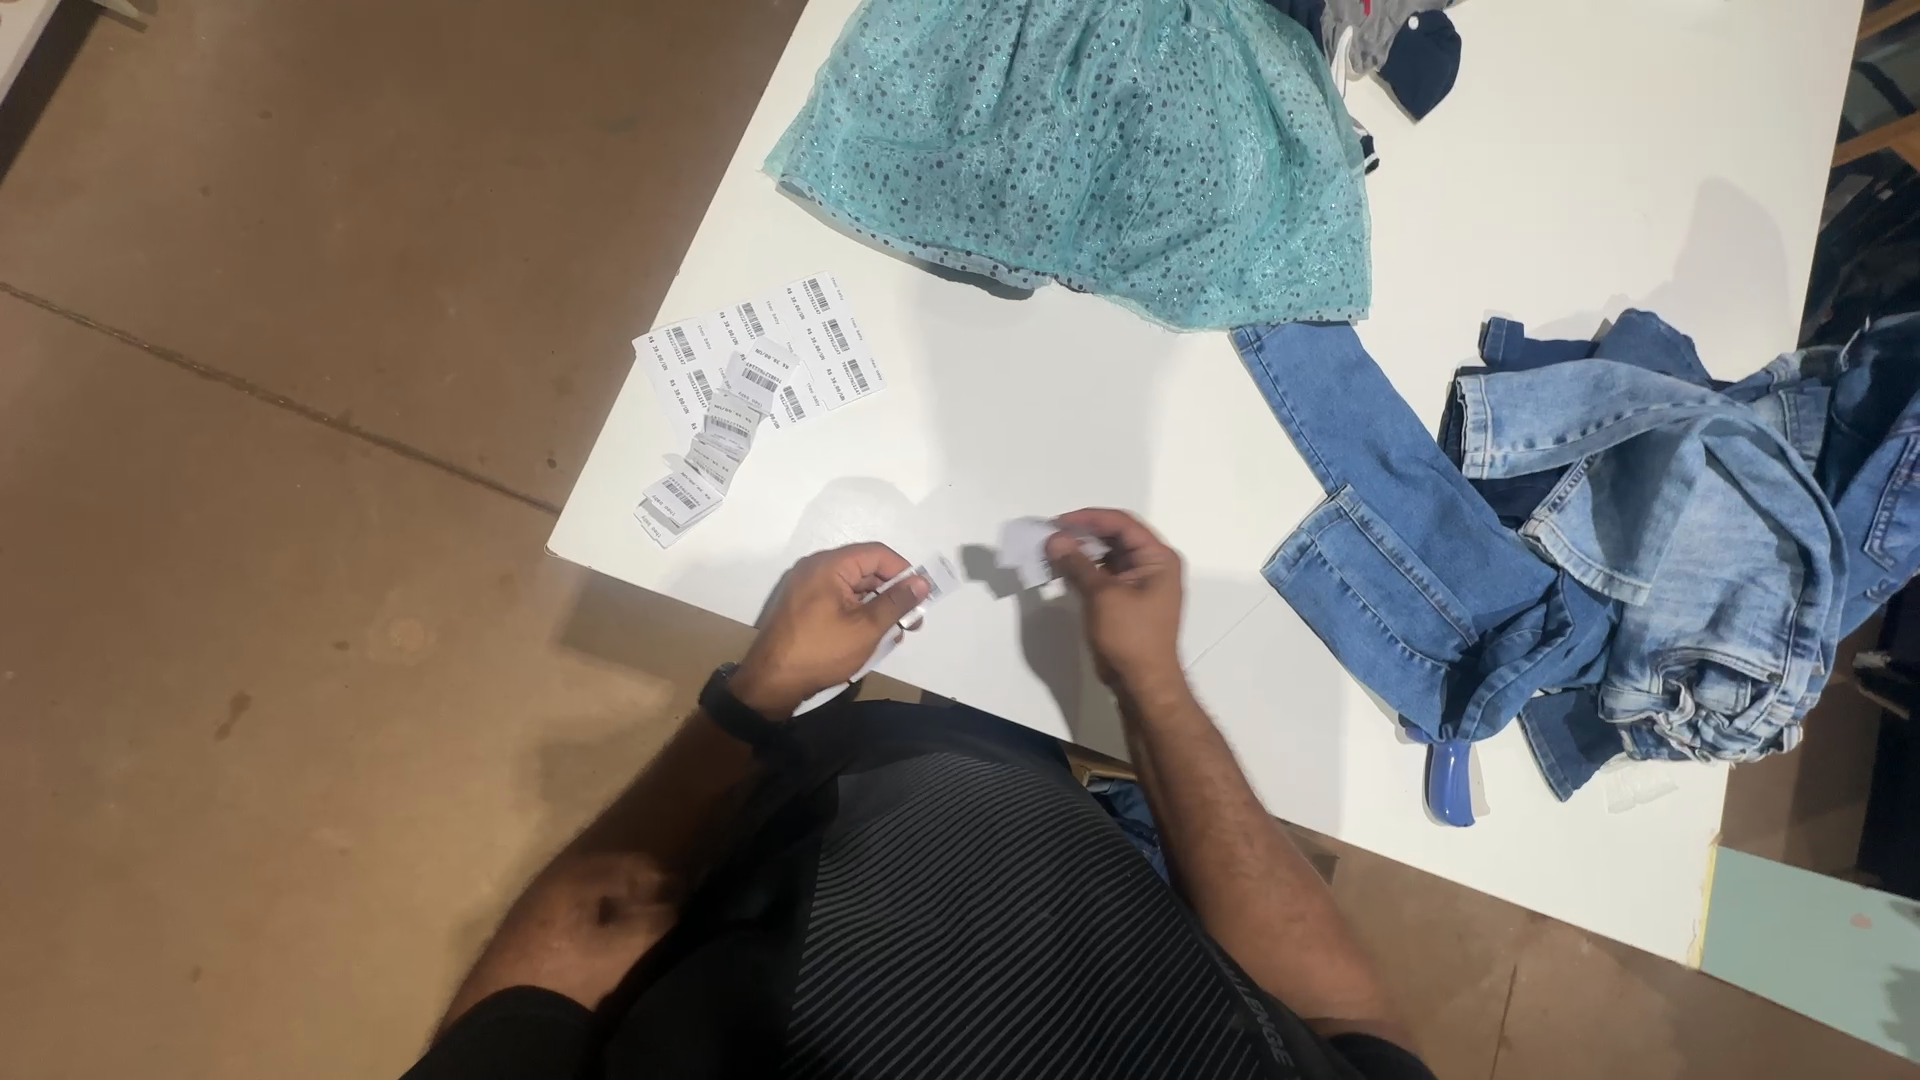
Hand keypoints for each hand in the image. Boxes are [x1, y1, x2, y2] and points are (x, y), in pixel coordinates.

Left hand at [730, 543, 929, 718]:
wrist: (771, 683)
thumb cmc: (821, 652)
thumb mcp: (867, 628)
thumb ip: (897, 602)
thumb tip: (922, 582)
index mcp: (829, 565)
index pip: (877, 554)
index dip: (904, 571)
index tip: (921, 596)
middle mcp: (816, 568)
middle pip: (865, 569)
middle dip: (892, 593)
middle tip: (912, 621)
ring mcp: (806, 587)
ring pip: (853, 587)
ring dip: (877, 607)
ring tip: (894, 634)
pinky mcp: (803, 605)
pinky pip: (838, 599)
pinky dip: (858, 613)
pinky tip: (871, 637)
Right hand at [1045, 508, 1185, 695]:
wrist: (1142, 683)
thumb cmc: (1130, 637)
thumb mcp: (1103, 595)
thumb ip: (1077, 563)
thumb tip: (1054, 539)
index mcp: (1158, 558)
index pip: (1122, 523)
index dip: (1089, 518)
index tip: (1058, 522)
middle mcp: (1153, 565)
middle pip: (1115, 537)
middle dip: (1082, 534)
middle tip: (1051, 535)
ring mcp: (1140, 583)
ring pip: (1107, 556)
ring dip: (1080, 552)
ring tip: (1051, 551)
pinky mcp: (1126, 599)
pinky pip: (1103, 574)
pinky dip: (1083, 570)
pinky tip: (1061, 570)